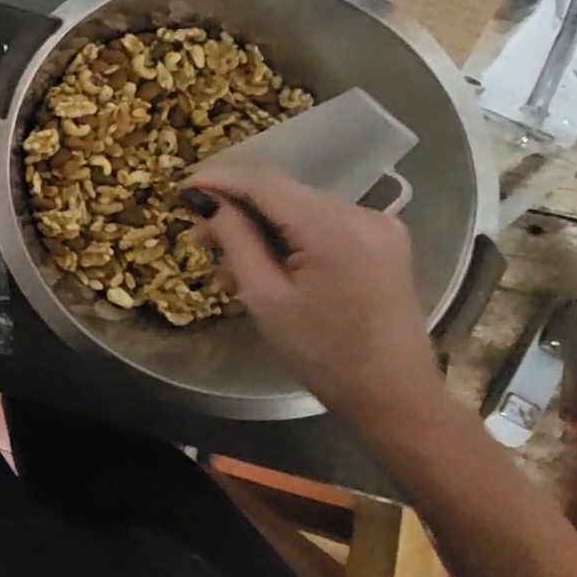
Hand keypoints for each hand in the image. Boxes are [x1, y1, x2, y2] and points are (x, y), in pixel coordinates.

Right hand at [182, 168, 446, 424]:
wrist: (397, 397)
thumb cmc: (324, 354)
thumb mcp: (264, 297)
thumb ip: (234, 239)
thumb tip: (206, 200)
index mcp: (336, 231)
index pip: (264, 183)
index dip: (218, 179)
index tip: (179, 188)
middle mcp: (364, 215)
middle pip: (282, 189)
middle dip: (235, 201)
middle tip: (197, 228)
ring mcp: (379, 225)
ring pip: (298, 201)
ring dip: (258, 215)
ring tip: (225, 245)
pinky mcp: (382, 238)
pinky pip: (319, 217)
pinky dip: (286, 226)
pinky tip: (265, 251)